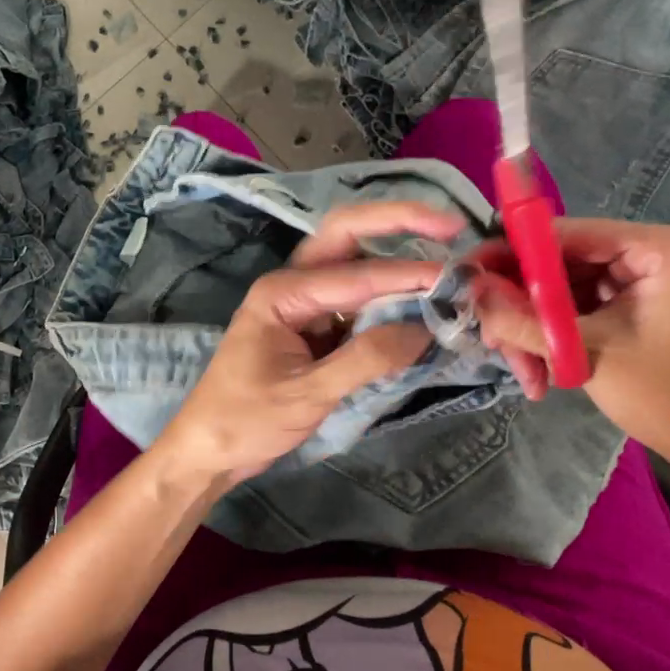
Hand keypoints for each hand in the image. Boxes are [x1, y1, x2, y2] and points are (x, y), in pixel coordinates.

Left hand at [154, 203, 465, 485]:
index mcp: (281, 293)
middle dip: (398, 222)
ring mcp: (301, 303)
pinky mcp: (312, 326)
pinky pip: (355, 299)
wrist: (208, 448)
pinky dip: (389, 294)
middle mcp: (291, 285)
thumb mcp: (307, 395)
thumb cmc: (245, 421)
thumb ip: (366, 360)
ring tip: (450, 255)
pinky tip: (422, 298)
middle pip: (346, 236)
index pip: (356, 275)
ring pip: (352, 262)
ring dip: (396, 254)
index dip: (409, 275)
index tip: (461, 278)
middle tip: (453, 226)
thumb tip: (426, 330)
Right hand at [469, 219, 669, 504]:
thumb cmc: (669, 398)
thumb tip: (467, 289)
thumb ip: (521, 318)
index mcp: (664, 248)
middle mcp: (660, 252)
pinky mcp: (643, 303)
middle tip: (489, 335)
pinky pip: (584, 305)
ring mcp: (652, 278)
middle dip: (523, 303)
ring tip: (520, 367)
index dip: (511, 254)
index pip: (567, 234)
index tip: (466, 276)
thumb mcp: (585, 353)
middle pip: (563, 262)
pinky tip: (540, 367)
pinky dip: (557, 333)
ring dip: (536, 326)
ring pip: (566, 288)